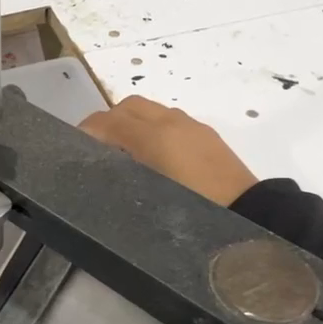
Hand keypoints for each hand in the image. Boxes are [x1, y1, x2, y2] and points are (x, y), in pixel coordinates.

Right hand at [79, 96, 258, 206]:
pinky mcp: (207, 136)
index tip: (72, 149)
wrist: (249, 216)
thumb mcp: (147, 197)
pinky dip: (152, 131)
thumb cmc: (193, 210)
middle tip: (97, 151)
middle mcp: (172, 122)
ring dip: (132, 125)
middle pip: (128, 107)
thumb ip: (118, 177)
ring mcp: (193, 127)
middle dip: (107, 122)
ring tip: (124, 158)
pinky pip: (170, 122)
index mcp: (154, 136)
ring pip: (150, 112)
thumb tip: (98, 168)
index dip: (84, 131)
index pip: (106, 121)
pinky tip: (154, 160)